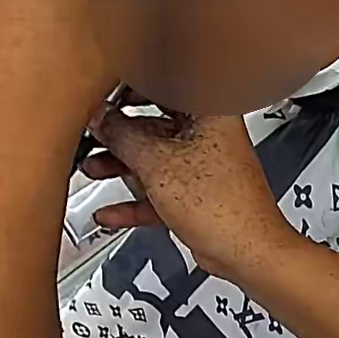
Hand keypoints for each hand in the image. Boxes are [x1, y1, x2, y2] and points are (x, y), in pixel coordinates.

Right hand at [84, 104, 298, 278]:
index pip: (165, 85)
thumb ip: (122, 136)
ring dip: (122, 167)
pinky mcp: (198, 199)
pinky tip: (111, 211)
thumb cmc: (224, 207)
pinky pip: (159, 194)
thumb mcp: (158, 163)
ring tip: (93, 167)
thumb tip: (101, 120)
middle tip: (93, 132)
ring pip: (155, 160)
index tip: (103, 93)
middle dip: (118, 133)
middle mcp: (210, 136)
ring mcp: (204, 168)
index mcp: (210, 113)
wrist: (245, 252)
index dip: (129, 86)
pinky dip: (136, 202)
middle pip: (155, 124)